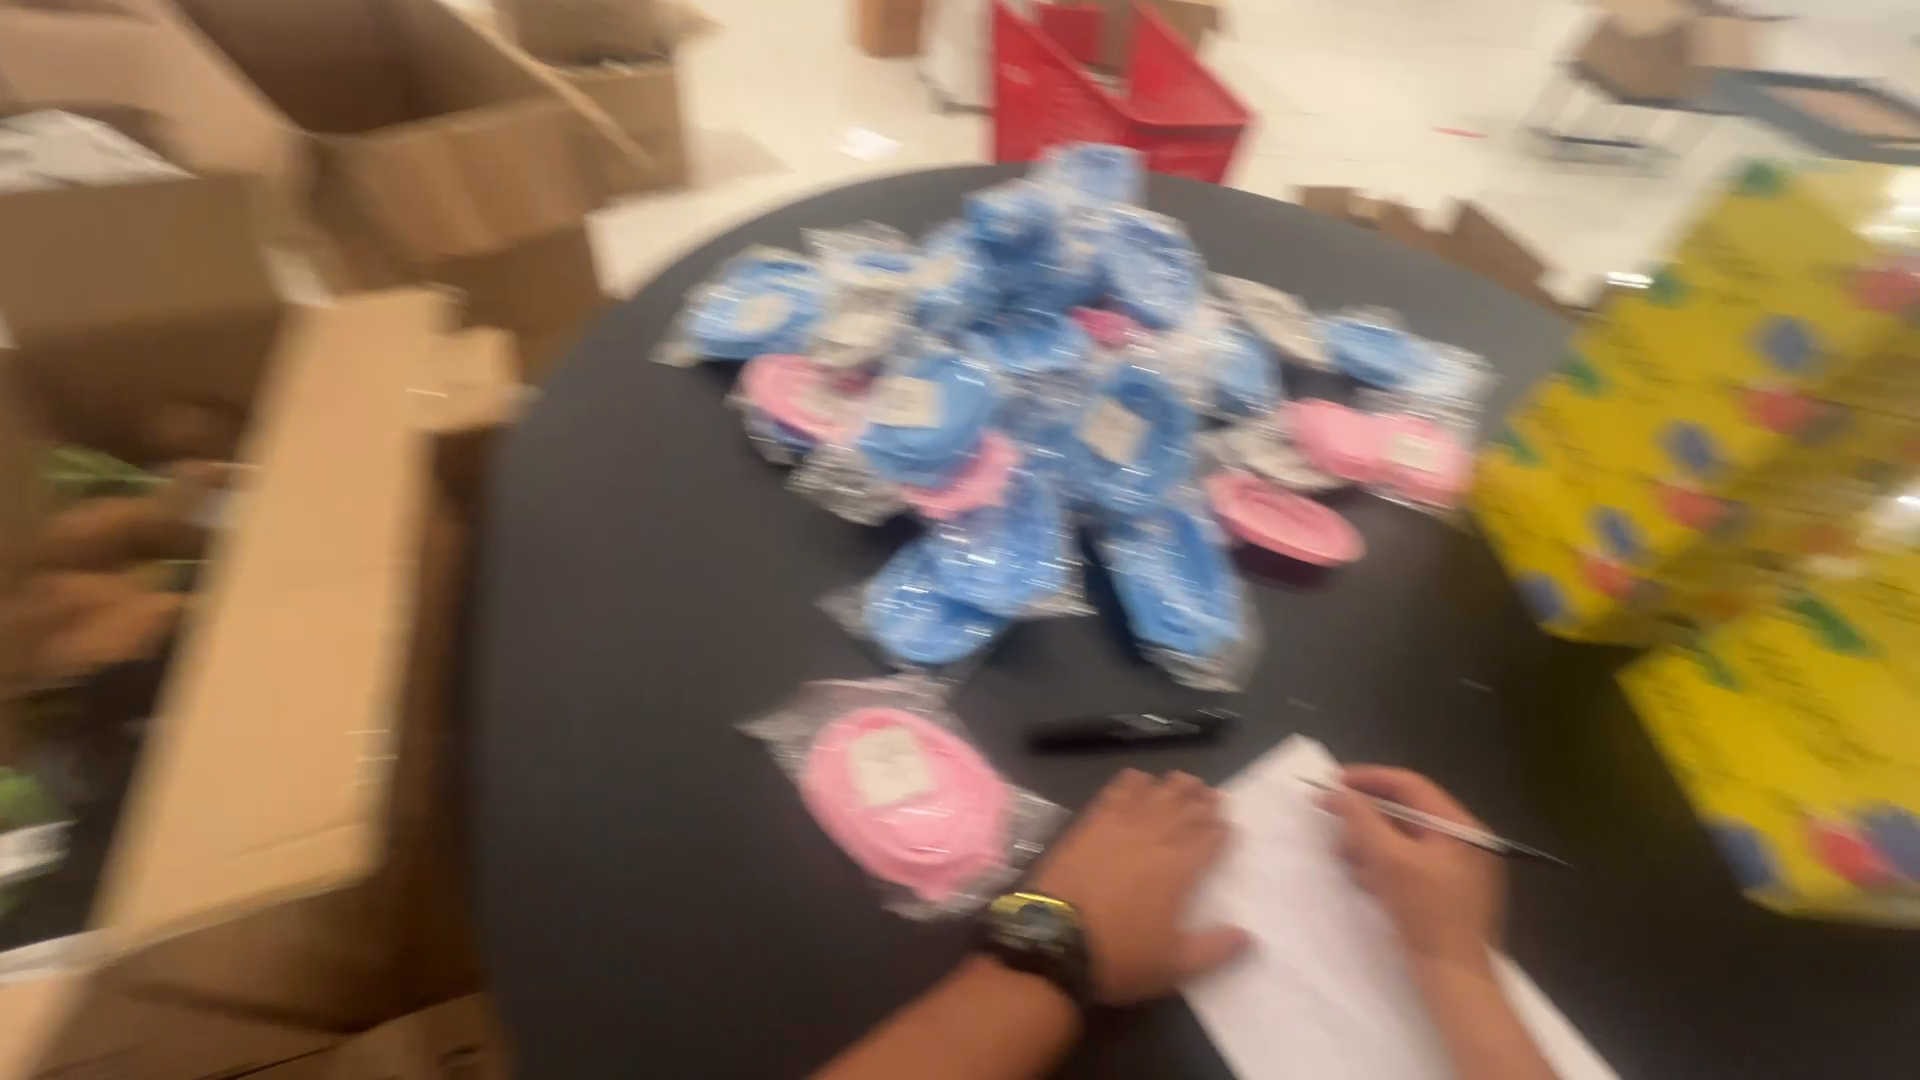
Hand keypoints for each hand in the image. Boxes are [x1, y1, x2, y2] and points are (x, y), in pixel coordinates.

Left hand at [1027, 770, 1250, 1004]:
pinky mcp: (1090, 823)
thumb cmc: (1120, 957)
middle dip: (1201, 800)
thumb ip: (1215, 949)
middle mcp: (1153, 840)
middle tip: (1211, 792)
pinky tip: (1137, 777)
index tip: (1227, 821)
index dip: (1220, 829)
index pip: (1208, 840)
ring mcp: (1120, 827)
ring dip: (1172, 785)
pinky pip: (1115, 793)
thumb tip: (1248, 935)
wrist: (1056, 939)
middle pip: (1184, 810)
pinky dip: (1130, 782)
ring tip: (1184, 779)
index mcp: (1178, 871)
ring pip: (1153, 795)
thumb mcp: (1175, 967)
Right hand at [1321, 766, 1503, 976]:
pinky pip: (1407, 860)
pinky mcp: (1446, 889)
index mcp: (1461, 828)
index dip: (1367, 779)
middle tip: (1328, 813)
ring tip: (1341, 852)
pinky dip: (1381, 861)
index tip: (1331, 782)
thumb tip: (1338, 790)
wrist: (1454, 980)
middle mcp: (1464, 841)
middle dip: (1363, 813)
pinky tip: (1361, 876)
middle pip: (1404, 810)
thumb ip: (1361, 818)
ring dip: (1367, 839)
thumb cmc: (1426, 913)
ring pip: (1401, 836)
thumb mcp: (1388, 859)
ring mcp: (1457, 867)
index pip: (1409, 784)